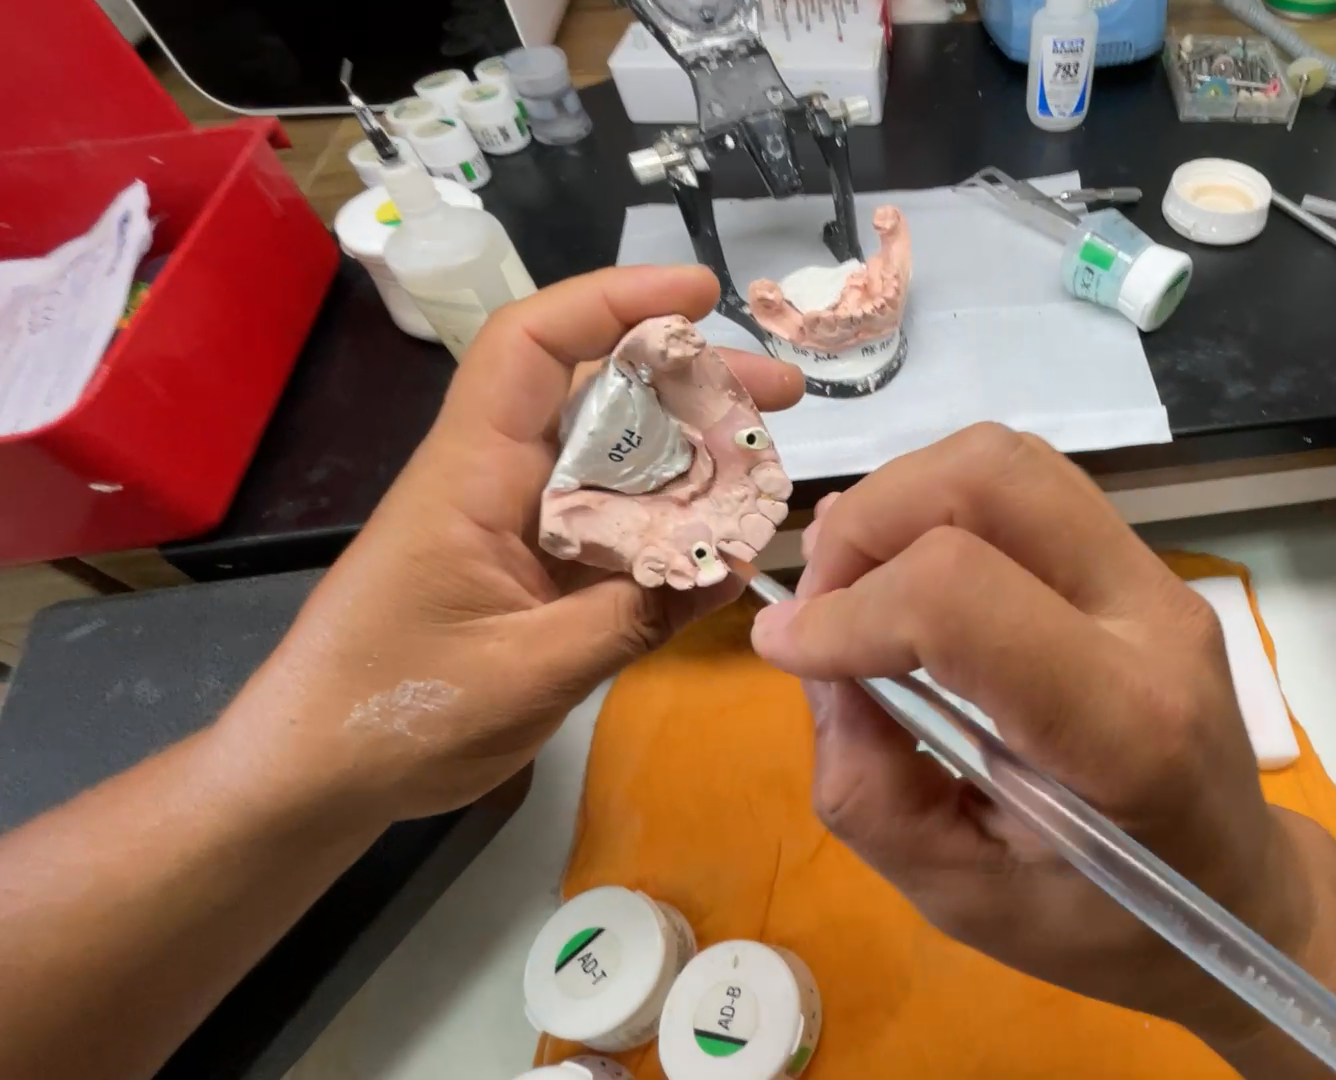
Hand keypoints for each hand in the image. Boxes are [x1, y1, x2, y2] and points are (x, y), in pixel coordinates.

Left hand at [224, 267, 802, 824]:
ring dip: (702, 455)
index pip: (535, 348)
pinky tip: (733, 542)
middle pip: (607, 397)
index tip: (700, 293)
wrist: (319, 776)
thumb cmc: (392, 714)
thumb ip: (636, 614)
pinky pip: (630, 526)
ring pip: (627, 461)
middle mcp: (509, 481)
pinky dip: (684, 526)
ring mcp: (535, 524)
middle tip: (786, 393)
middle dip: (698, 381)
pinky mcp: (552, 566)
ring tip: (772, 469)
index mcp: (474, 476)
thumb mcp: (527, 671)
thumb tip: (738, 564)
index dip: (614, 302)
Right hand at [749, 424, 1310, 1040]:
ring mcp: (1154, 575)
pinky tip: (911, 564)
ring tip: (860, 578)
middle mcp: (1151, 616)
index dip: (849, 610)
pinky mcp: (1137, 561)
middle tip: (824, 600)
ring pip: (1008, 460)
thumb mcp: (961, 896)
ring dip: (902, 501)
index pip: (963, 596)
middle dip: (870, 521)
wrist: (1236, 887)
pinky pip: (1025, 486)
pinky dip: (941, 504)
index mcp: (1124, 725)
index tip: (785, 647)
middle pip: (991, 478)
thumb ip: (868, 786)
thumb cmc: (1105, 923)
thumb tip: (819, 656)